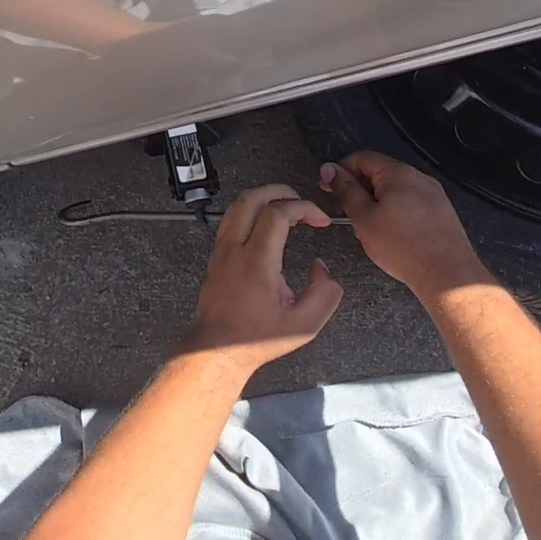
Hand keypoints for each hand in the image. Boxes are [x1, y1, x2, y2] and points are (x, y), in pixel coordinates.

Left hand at [176, 185, 343, 373]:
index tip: (320, 219)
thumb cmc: (257, 338)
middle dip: (282, 191)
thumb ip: (324, 293)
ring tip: (288, 210)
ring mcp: (221, 249)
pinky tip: (267, 225)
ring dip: (264, 198)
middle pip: (252, 197)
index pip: (277, 212)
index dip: (304, 207)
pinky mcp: (216, 254)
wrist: (217, 348)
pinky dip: (251, 211)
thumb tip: (321, 267)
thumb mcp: (304, 324)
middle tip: (303, 204)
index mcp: (256, 260)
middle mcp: (234, 248)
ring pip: (237, 204)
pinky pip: (231, 219)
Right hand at [322, 152, 493, 297]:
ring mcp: (434, 195)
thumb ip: (345, 189)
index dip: (340, 170)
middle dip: (358, 188)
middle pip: (379, 172)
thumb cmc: (403, 246)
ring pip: (394, 189)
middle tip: (345, 210)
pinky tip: (389, 233)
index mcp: (398, 173)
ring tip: (367, 225)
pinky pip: (410, 203)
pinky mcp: (441, 213)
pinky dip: (394, 211)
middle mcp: (419, 178)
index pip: (362, 158)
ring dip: (375, 201)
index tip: (328, 187)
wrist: (448, 276)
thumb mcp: (363, 217)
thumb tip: (330, 169)